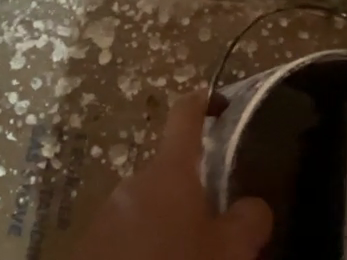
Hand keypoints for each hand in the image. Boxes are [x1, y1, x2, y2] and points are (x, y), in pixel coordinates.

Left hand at [68, 91, 273, 259]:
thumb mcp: (228, 252)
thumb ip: (248, 221)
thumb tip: (254, 206)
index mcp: (170, 171)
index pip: (186, 114)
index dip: (205, 100)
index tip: (222, 101)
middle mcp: (135, 181)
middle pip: (171, 172)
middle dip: (194, 191)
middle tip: (217, 221)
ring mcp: (109, 211)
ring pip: (150, 204)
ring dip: (170, 221)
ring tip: (188, 251)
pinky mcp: (92, 241)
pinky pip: (128, 231)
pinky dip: (146, 243)